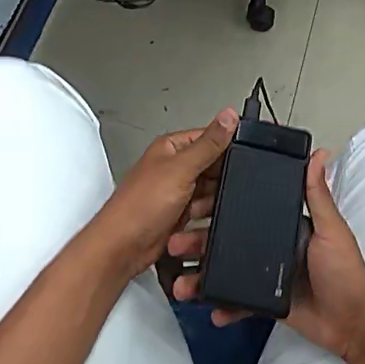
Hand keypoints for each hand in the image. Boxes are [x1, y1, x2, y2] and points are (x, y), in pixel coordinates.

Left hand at [84, 109, 237, 279]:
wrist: (124, 247)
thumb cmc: (138, 206)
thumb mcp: (181, 169)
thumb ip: (208, 144)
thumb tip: (228, 116)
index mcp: (170, 147)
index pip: (207, 137)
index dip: (225, 146)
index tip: (240, 157)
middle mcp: (172, 167)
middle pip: (211, 168)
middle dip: (217, 181)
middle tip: (212, 189)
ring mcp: (176, 191)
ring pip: (209, 193)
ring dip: (208, 202)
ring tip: (194, 208)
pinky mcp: (178, 214)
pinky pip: (202, 212)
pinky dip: (201, 218)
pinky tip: (192, 222)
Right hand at [169, 148, 364, 362]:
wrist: (352, 324)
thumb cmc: (347, 275)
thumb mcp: (332, 230)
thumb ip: (319, 196)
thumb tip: (318, 156)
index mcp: (284, 224)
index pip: (245, 209)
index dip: (217, 206)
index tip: (194, 204)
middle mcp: (272, 246)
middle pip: (227, 239)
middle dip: (199, 241)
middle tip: (177, 243)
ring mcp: (266, 274)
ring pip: (226, 270)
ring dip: (202, 275)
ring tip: (184, 283)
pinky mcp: (265, 300)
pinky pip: (237, 301)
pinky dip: (223, 304)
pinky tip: (209, 307)